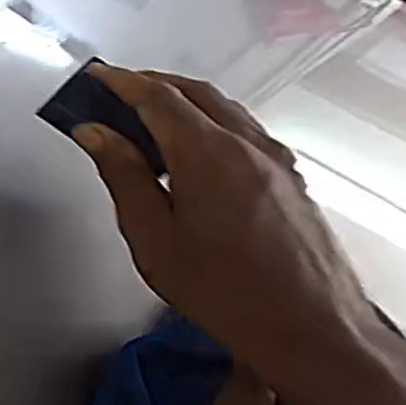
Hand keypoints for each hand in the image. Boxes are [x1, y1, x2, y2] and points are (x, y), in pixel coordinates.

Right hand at [70, 66, 385, 383]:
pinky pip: (242, 130)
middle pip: (198, 95)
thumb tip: (94, 131)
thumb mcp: (150, 231)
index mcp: (209, 156)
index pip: (160, 100)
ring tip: (141, 110)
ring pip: (224, 110)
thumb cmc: (217, 285)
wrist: (312, 330)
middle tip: (112, 87)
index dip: (123, 82)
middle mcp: (250, 148)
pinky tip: (185, 143)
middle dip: (152, 83)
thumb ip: (122, 173)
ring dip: (180, 99)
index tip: (95, 74)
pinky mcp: (289, 181)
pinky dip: (205, 119)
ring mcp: (277, 164)